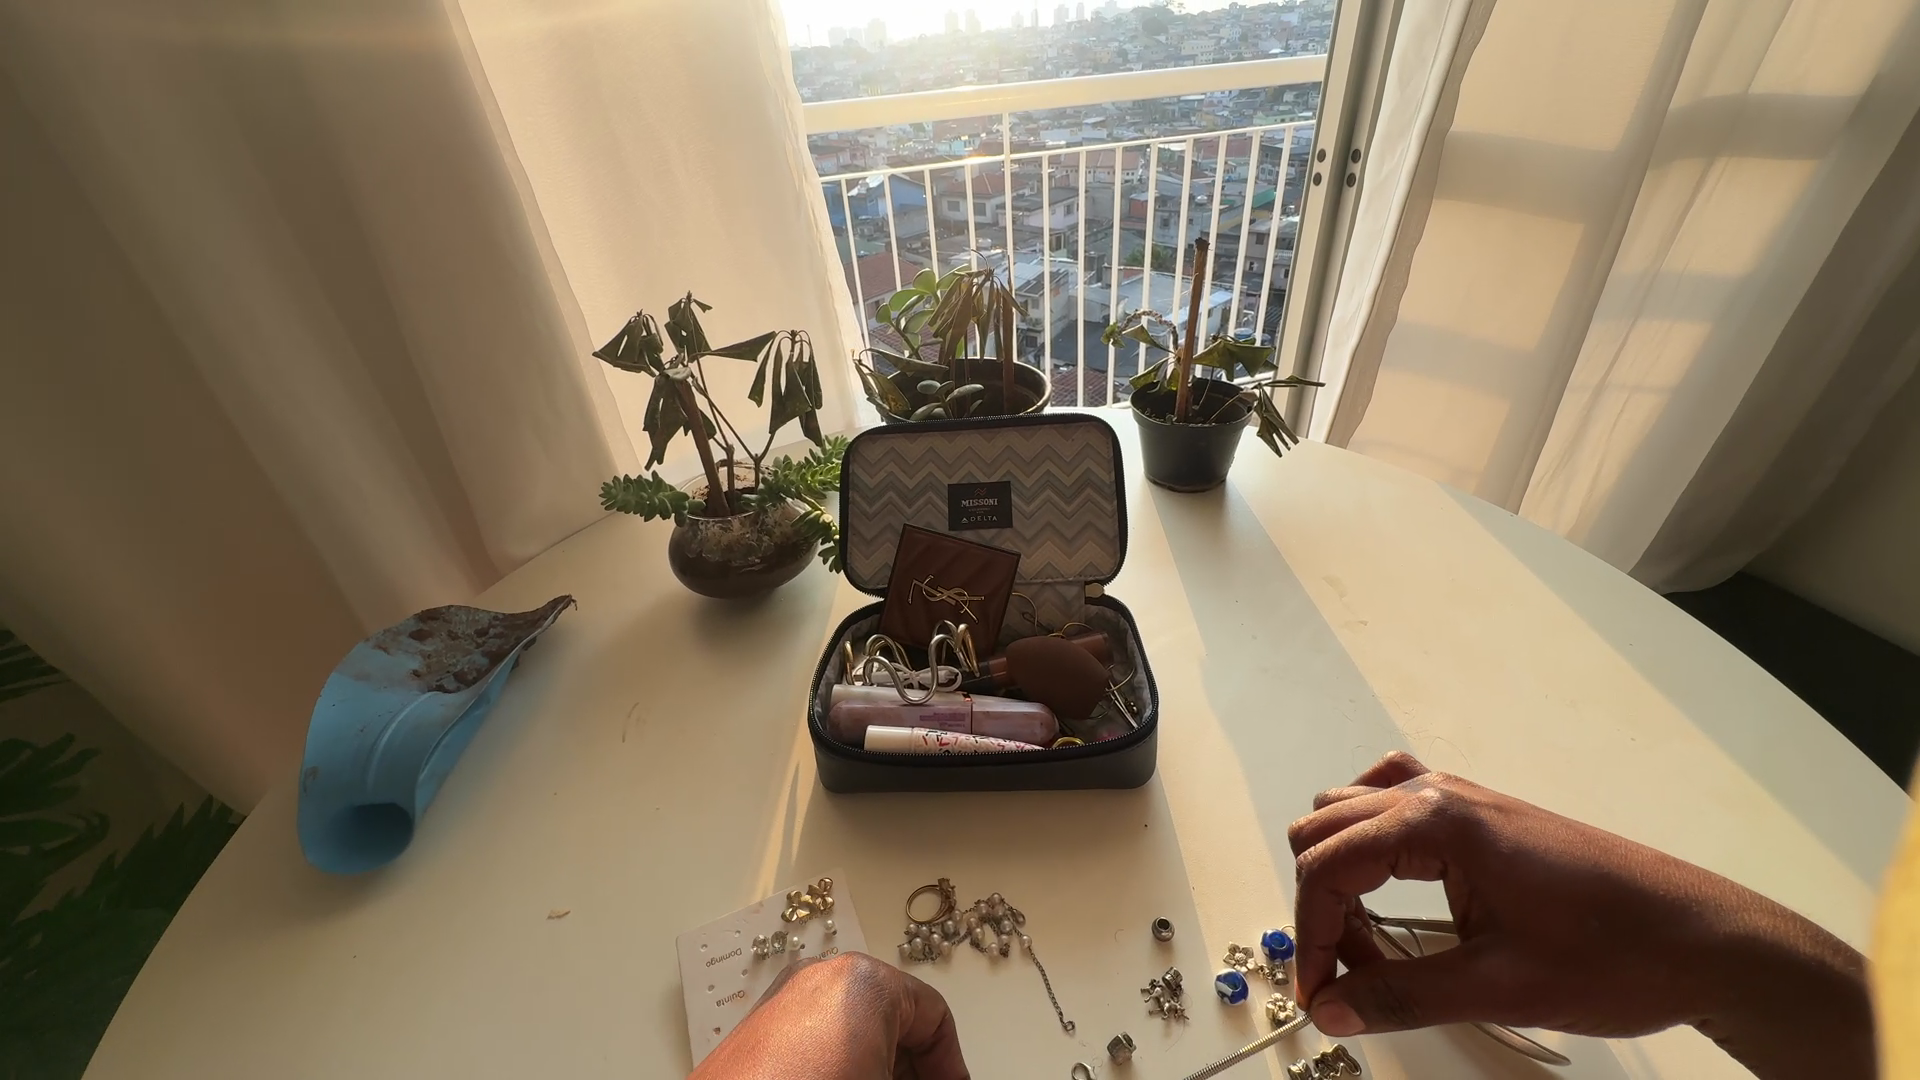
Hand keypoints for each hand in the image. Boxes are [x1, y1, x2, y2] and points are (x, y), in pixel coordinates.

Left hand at [692, 952, 968, 1079]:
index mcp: (864, 982)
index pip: (934, 1015)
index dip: (952, 1065)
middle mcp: (823, 975)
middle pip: (894, 1018)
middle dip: (911, 1067)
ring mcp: (785, 999)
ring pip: (855, 1029)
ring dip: (877, 1066)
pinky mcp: (758, 1030)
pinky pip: (818, 1038)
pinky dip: (840, 1065)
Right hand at [1288, 753, 1871, 1079]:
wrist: (1716, 941)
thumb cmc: (1614, 961)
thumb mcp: (1504, 987)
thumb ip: (1403, 995)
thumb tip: (1327, 1012)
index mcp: (1430, 822)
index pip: (1329, 866)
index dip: (1312, 934)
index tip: (1320, 996)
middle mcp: (1427, 792)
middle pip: (1323, 832)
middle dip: (1324, 907)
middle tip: (1355, 975)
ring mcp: (1448, 791)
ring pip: (1345, 810)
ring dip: (1341, 872)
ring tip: (1377, 939)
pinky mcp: (1469, 805)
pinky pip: (1386, 791)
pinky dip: (1367, 829)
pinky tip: (1389, 866)